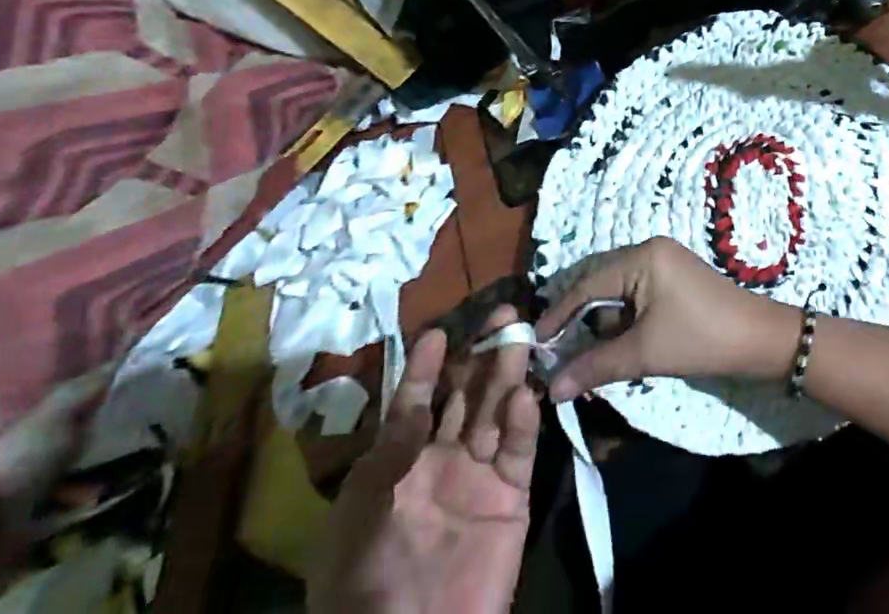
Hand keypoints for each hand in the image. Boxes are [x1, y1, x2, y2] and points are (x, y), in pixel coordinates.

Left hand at [309, 307, 541, 613]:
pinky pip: (518, 451)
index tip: (440, 331)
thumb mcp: (364, 506)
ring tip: (520, 337)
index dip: (427, 367)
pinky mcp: (511, 496)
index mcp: (398, 462)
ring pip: (496, 413)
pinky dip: (523, 423)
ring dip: (507, 375)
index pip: (415, 401)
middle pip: (466, 397)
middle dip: (481, 356)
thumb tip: (415, 399)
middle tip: (504, 315)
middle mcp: (442, 460)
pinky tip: (524, 395)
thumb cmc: (368, 573)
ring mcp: (479, 476)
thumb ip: (395, 447)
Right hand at [534, 237, 800, 400]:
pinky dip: (627, 323)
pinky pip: (638, 297)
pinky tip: (627, 348)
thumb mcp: (643, 353)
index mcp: (642, 257)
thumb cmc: (700, 339)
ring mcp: (666, 263)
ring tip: (602, 362)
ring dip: (607, 329)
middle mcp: (651, 250)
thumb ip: (595, 366)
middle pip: (600, 288)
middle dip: (584, 326)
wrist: (759, 340)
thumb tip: (552, 388)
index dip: (558, 316)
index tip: (534, 343)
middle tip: (564, 358)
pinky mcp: (675, 279)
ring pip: (618, 296)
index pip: (587, 285)